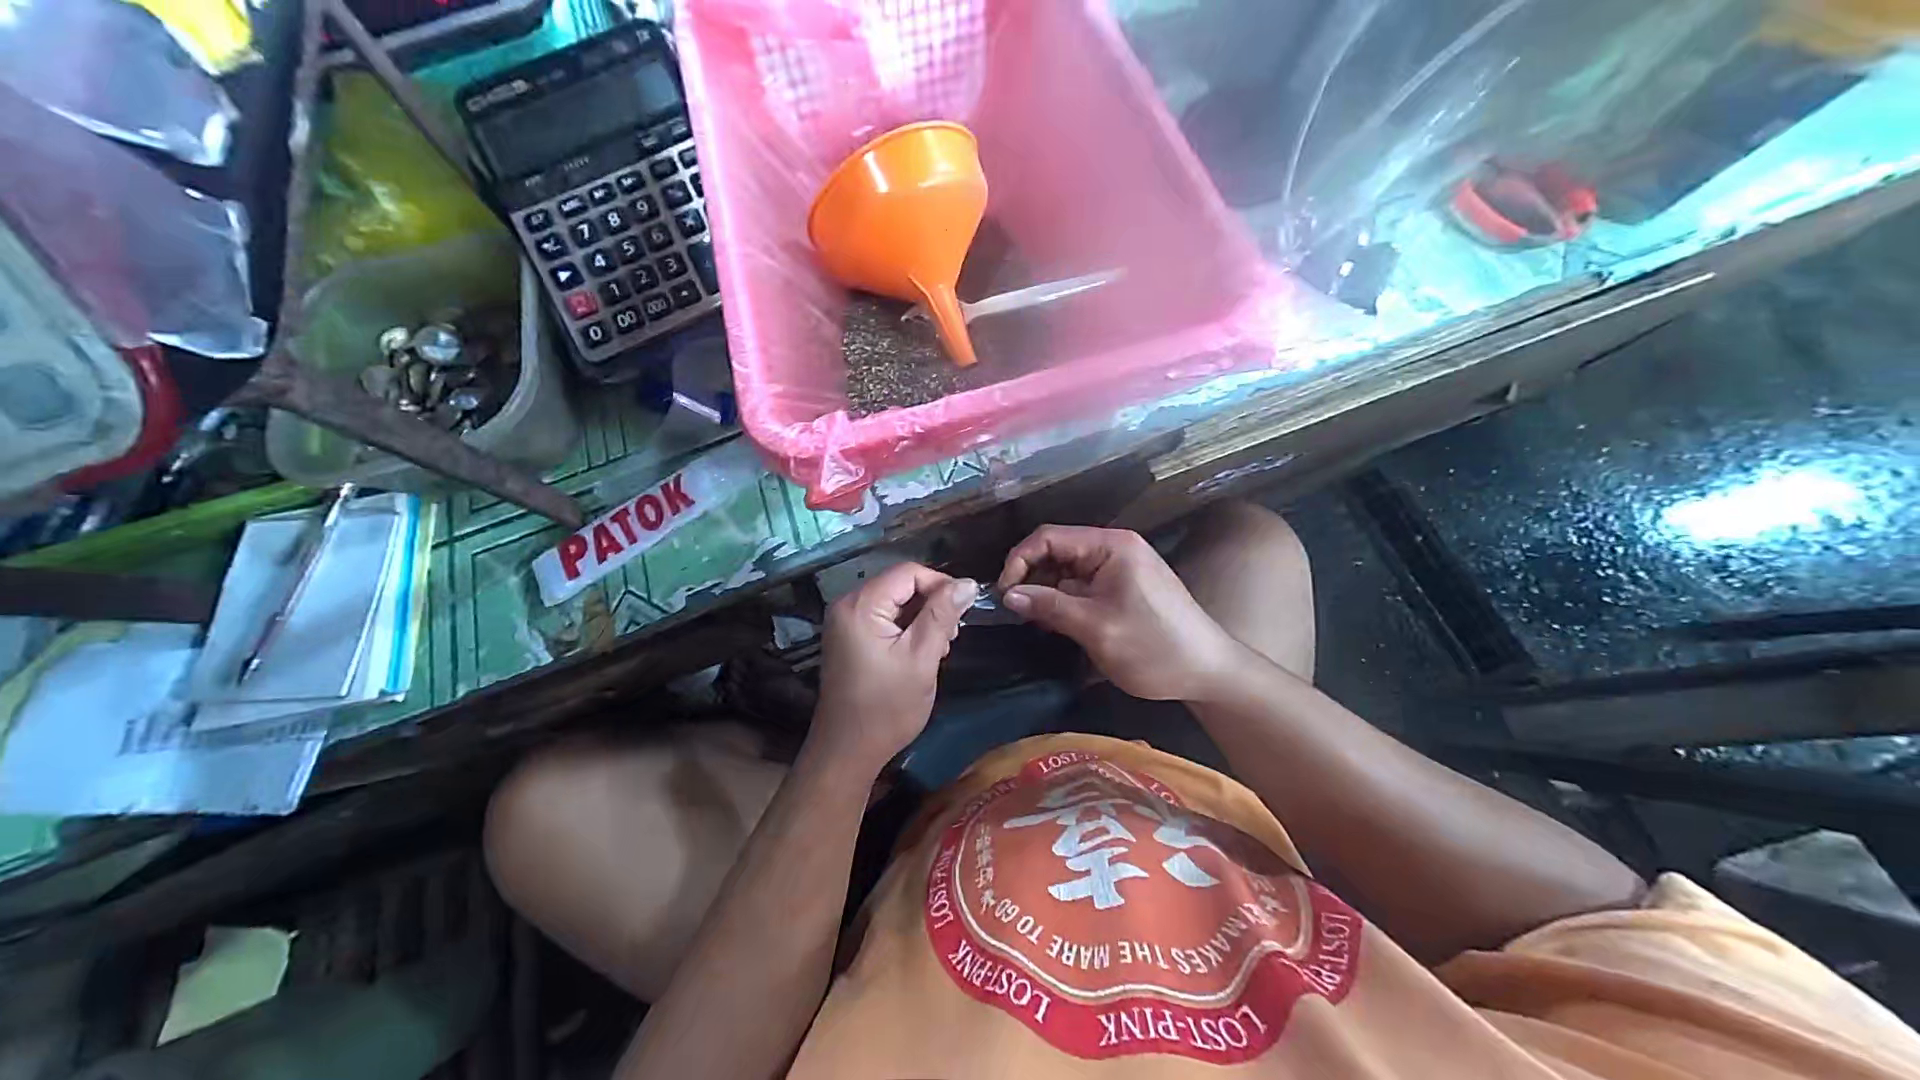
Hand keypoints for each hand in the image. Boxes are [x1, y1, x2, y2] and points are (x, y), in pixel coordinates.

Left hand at [811, 562, 976, 771]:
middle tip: (952, 635)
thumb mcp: (921, 658)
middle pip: (900, 584)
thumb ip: (942, 615)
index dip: (941, 584)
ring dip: (922, 617)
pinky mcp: (850, 638)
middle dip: (932, 603)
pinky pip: (884, 618)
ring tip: (939, 647)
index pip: (908, 573)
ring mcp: (846, 622)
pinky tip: (921, 652)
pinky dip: (907, 628)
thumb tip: (968, 583)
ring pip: (895, 601)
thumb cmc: (886, 708)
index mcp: (860, 606)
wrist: (847, 751)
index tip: (963, 611)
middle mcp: (848, 605)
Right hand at [997, 525, 1241, 700]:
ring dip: (1045, 590)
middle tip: (1014, 610)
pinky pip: (1080, 584)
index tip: (1003, 594)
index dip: (1019, 560)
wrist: (1207, 671)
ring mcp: (1118, 567)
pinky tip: (1053, 621)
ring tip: (1032, 619)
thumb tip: (1007, 595)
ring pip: (1065, 569)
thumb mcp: (1096, 628)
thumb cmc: (1154, 647)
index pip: (1049, 537)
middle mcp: (1113, 548)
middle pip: (1056, 550)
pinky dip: (1062, 600)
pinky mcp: (1121, 586)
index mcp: (1111, 546)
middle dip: (1030, 576)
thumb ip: (1050, 607)